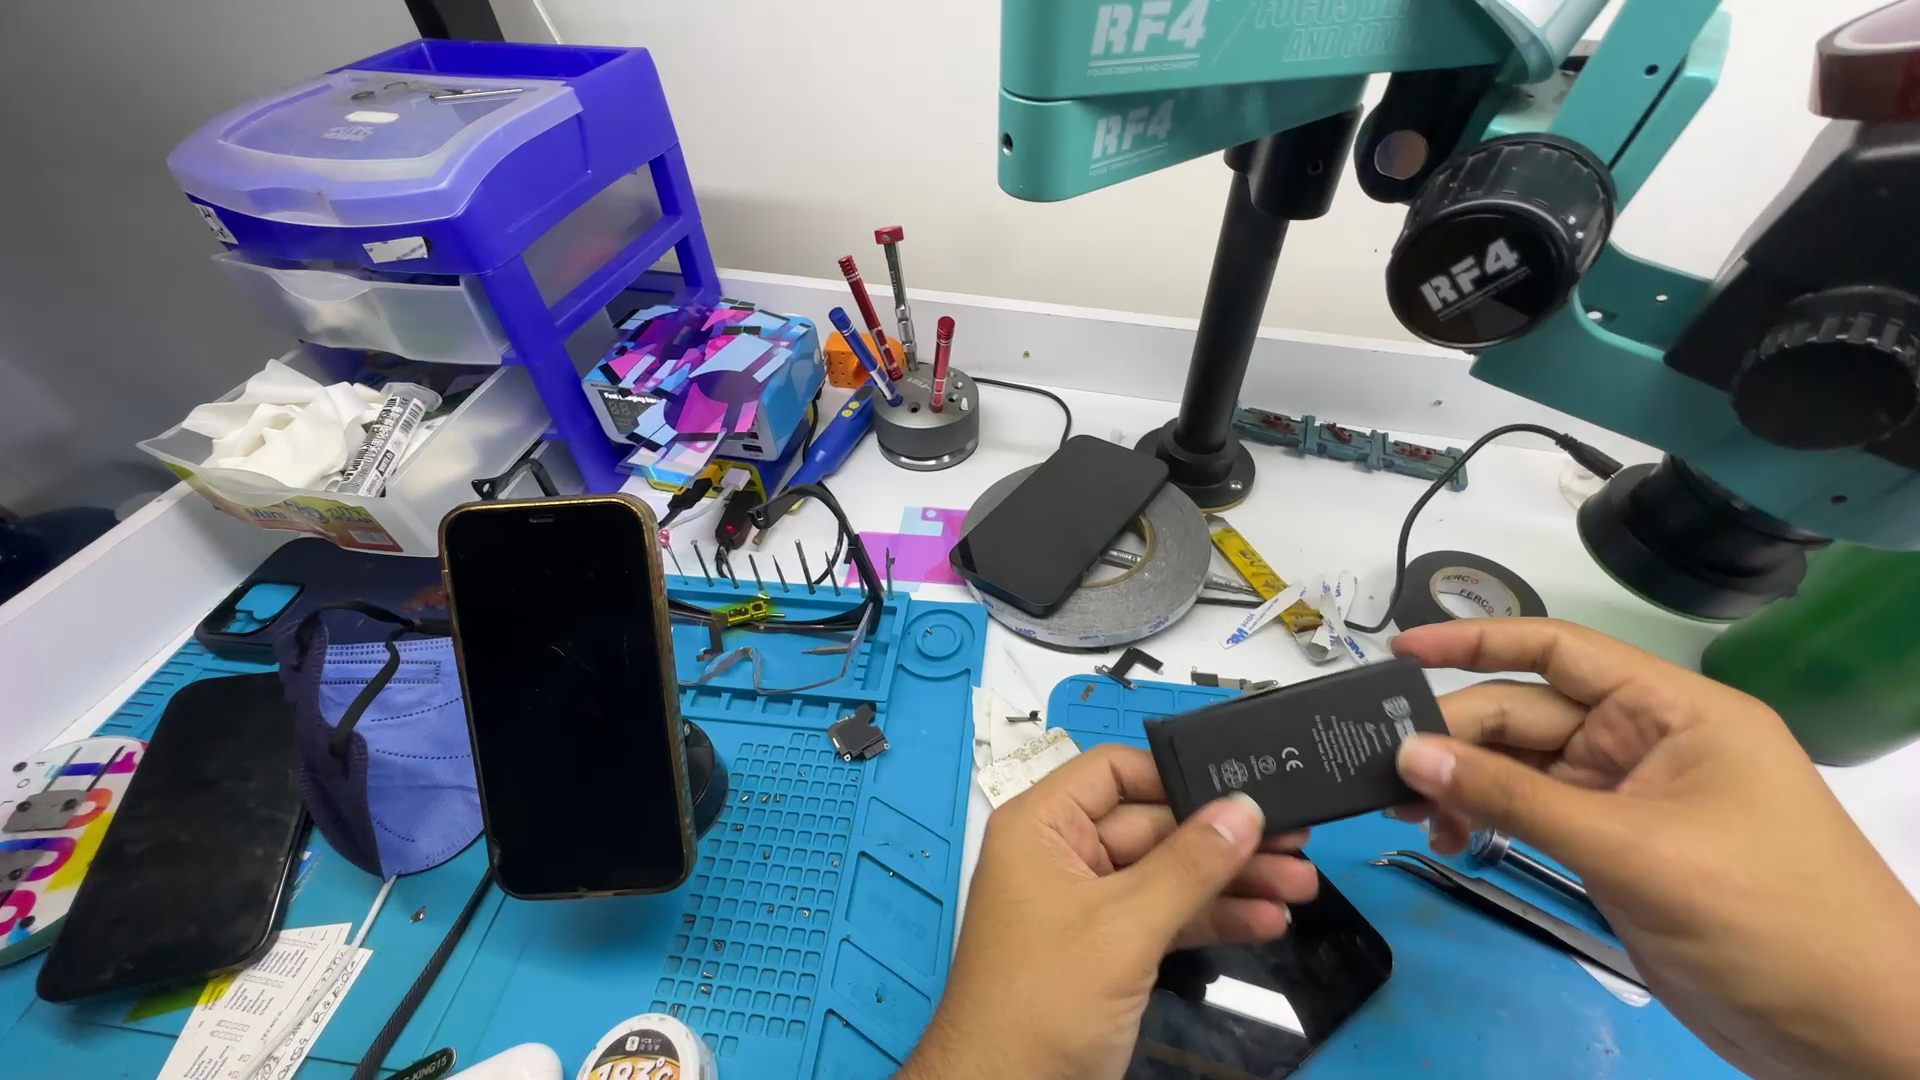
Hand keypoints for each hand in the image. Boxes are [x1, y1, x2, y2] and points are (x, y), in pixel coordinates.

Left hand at [899, 744, 1318, 1079]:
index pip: (1112, 772)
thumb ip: (1188, 866)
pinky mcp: (1108, 944)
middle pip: (1150, 824)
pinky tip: (1265, 920)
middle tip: (1295, 840)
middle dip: (1221, 838)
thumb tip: (1244, 808)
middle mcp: (1063, 851)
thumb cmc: (1046, 998)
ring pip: (1166, 872)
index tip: (1237, 787)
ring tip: (1299, 884)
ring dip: (1228, 880)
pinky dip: (1210, 917)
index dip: (1173, 775)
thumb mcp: (1123, 926)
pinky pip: (1164, 914)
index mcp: (1042, 824)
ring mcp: (1087, 900)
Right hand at [1389, 618, 1919, 1079]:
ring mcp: (1619, 793)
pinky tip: (1452, 839)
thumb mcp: (1632, 851)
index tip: (1402, 648)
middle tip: (1387, 768)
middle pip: (1519, 714)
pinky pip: (1520, 809)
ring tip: (1407, 811)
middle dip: (1452, 739)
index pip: (1557, 650)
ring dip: (1458, 784)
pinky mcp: (1602, 840)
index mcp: (1671, 713)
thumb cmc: (1773, 925)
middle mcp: (1640, 741)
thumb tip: (1408, 753)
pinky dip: (1481, 818)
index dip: (1474, 639)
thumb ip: (1512, 797)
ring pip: (1511, 765)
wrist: (1858, 1051)